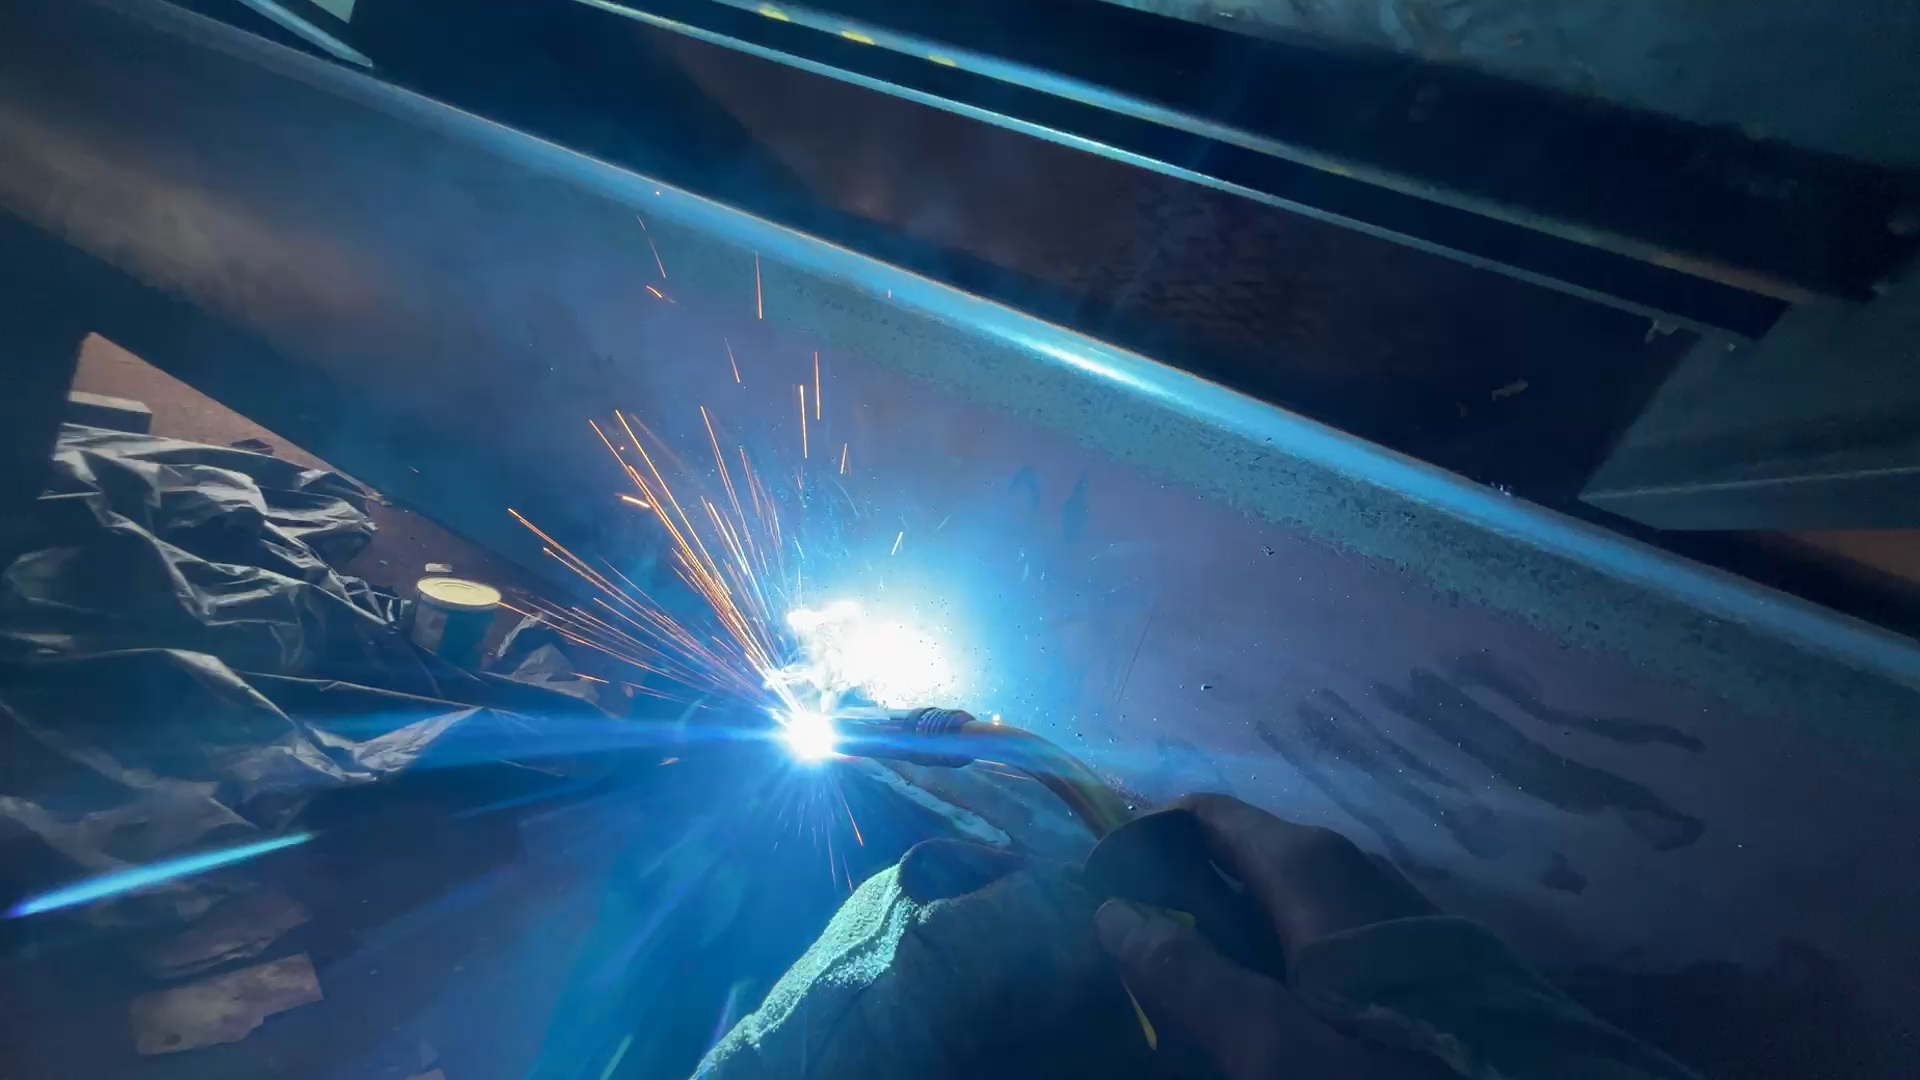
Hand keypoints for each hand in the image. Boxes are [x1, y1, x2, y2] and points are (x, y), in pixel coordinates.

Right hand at [1095, 794, 1450, 1078]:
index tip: (1105, 882)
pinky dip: (1266, 948)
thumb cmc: (1393, 1075)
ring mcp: (1378, 905)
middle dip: (1178, 889)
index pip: (1203, 813)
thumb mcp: (1274, 1045)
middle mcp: (1341, 865)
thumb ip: (1184, 973)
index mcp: (1306, 863)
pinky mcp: (1403, 950)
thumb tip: (1110, 912)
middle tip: (1133, 942)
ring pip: (1272, 892)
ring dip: (1221, 924)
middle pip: (1234, 850)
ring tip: (1183, 977)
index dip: (1147, 837)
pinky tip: (1257, 1000)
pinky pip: (1310, 925)